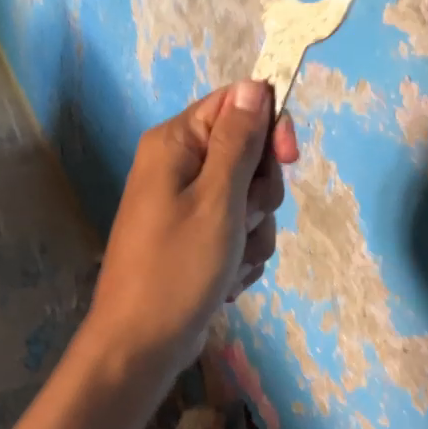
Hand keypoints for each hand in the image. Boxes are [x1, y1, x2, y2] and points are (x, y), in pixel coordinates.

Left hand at [85, 79, 298, 377]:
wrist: (141, 344)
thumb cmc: (177, 268)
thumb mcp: (218, 200)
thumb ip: (238, 141)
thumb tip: (252, 84)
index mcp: (174, 142)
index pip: (235, 104)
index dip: (269, 127)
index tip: (286, 161)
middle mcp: (177, 164)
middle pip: (248, 153)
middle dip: (260, 193)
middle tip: (242, 221)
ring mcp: (185, 202)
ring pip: (249, 197)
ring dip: (253, 232)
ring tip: (230, 261)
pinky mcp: (194, 236)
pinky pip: (238, 230)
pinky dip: (241, 254)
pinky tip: (225, 279)